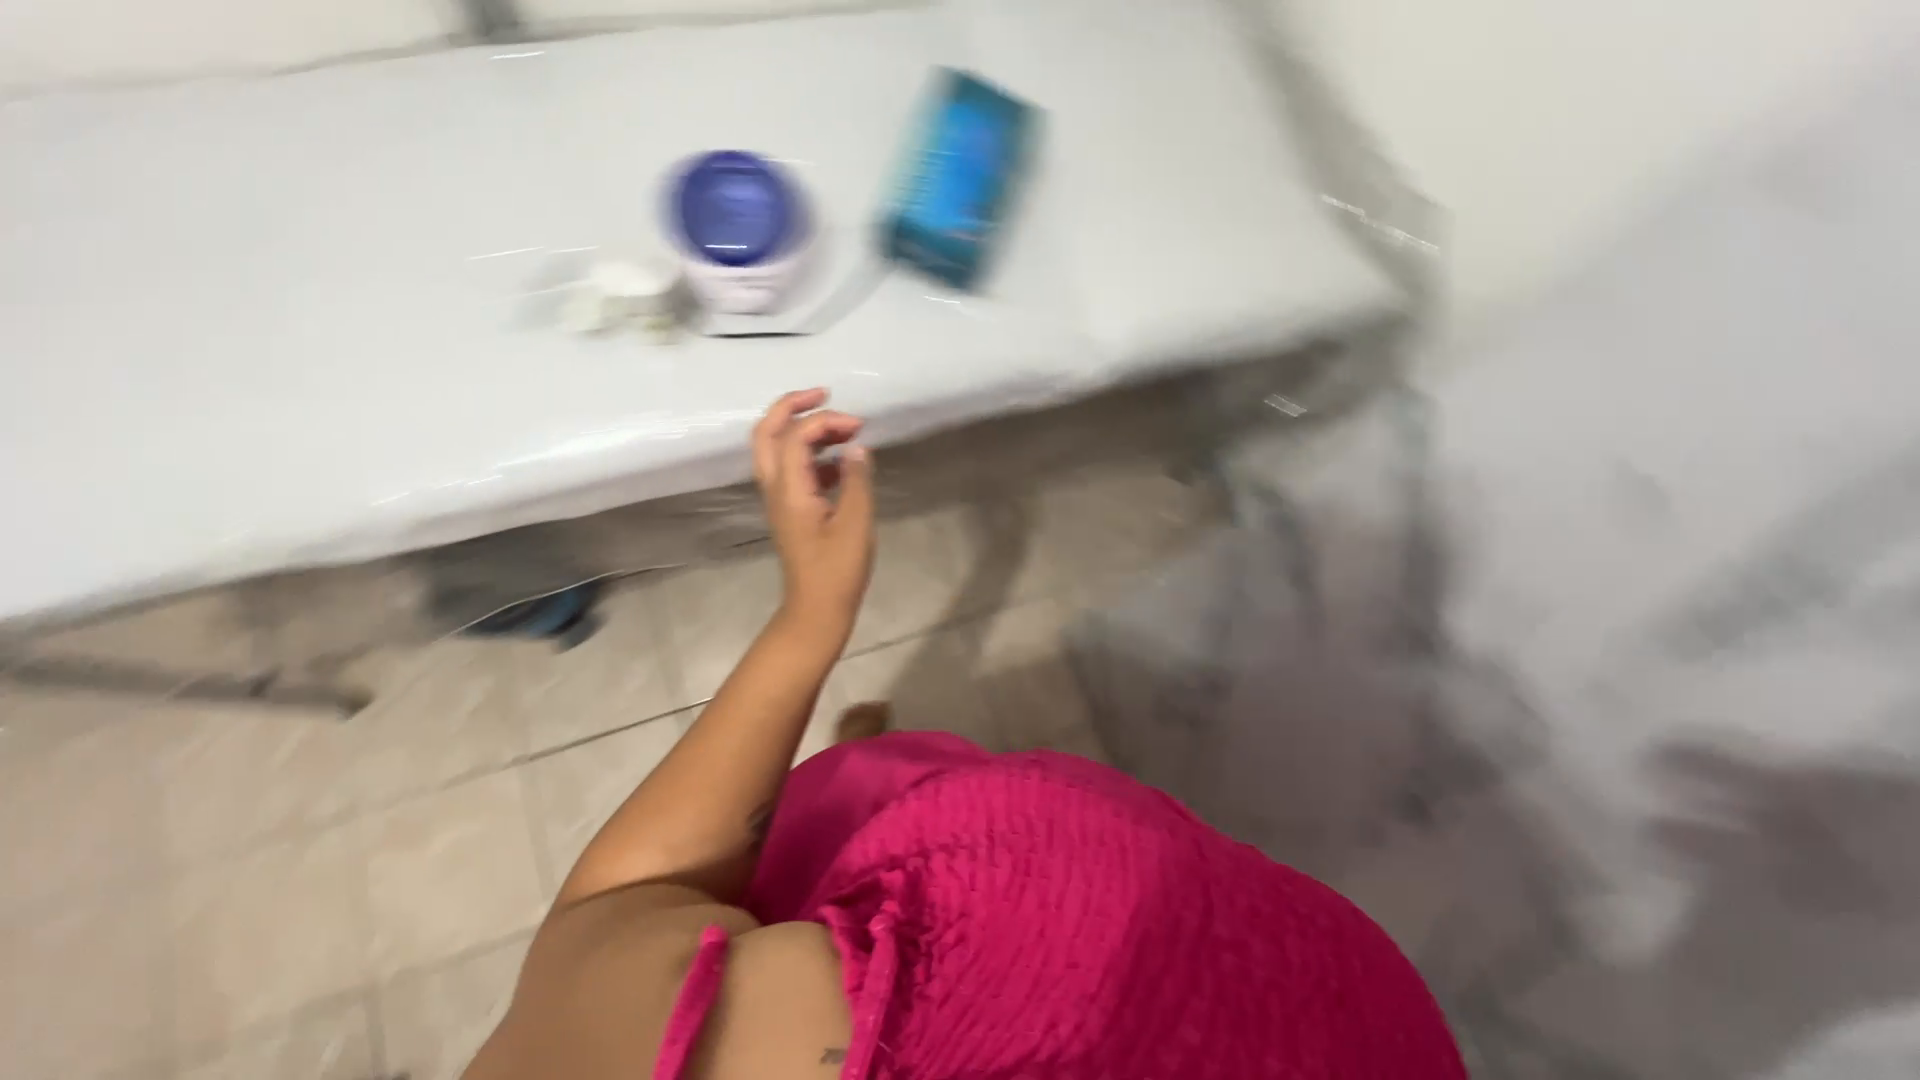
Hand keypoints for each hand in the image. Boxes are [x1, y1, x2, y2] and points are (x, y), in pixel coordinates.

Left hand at [751, 388, 875, 637]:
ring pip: (775, 447)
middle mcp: (775, 488)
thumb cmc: (838, 570)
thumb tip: (856, 448)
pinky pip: (789, 467)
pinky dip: (810, 453)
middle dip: (793, 406)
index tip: (859, 429)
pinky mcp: (788, 509)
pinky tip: (840, 464)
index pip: (796, 435)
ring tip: (842, 431)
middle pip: (767, 431)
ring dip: (803, 429)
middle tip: (826, 396)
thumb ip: (857, 479)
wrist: (816, 609)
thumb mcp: (857, 523)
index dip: (826, 421)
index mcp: (789, 489)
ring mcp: (778, 499)